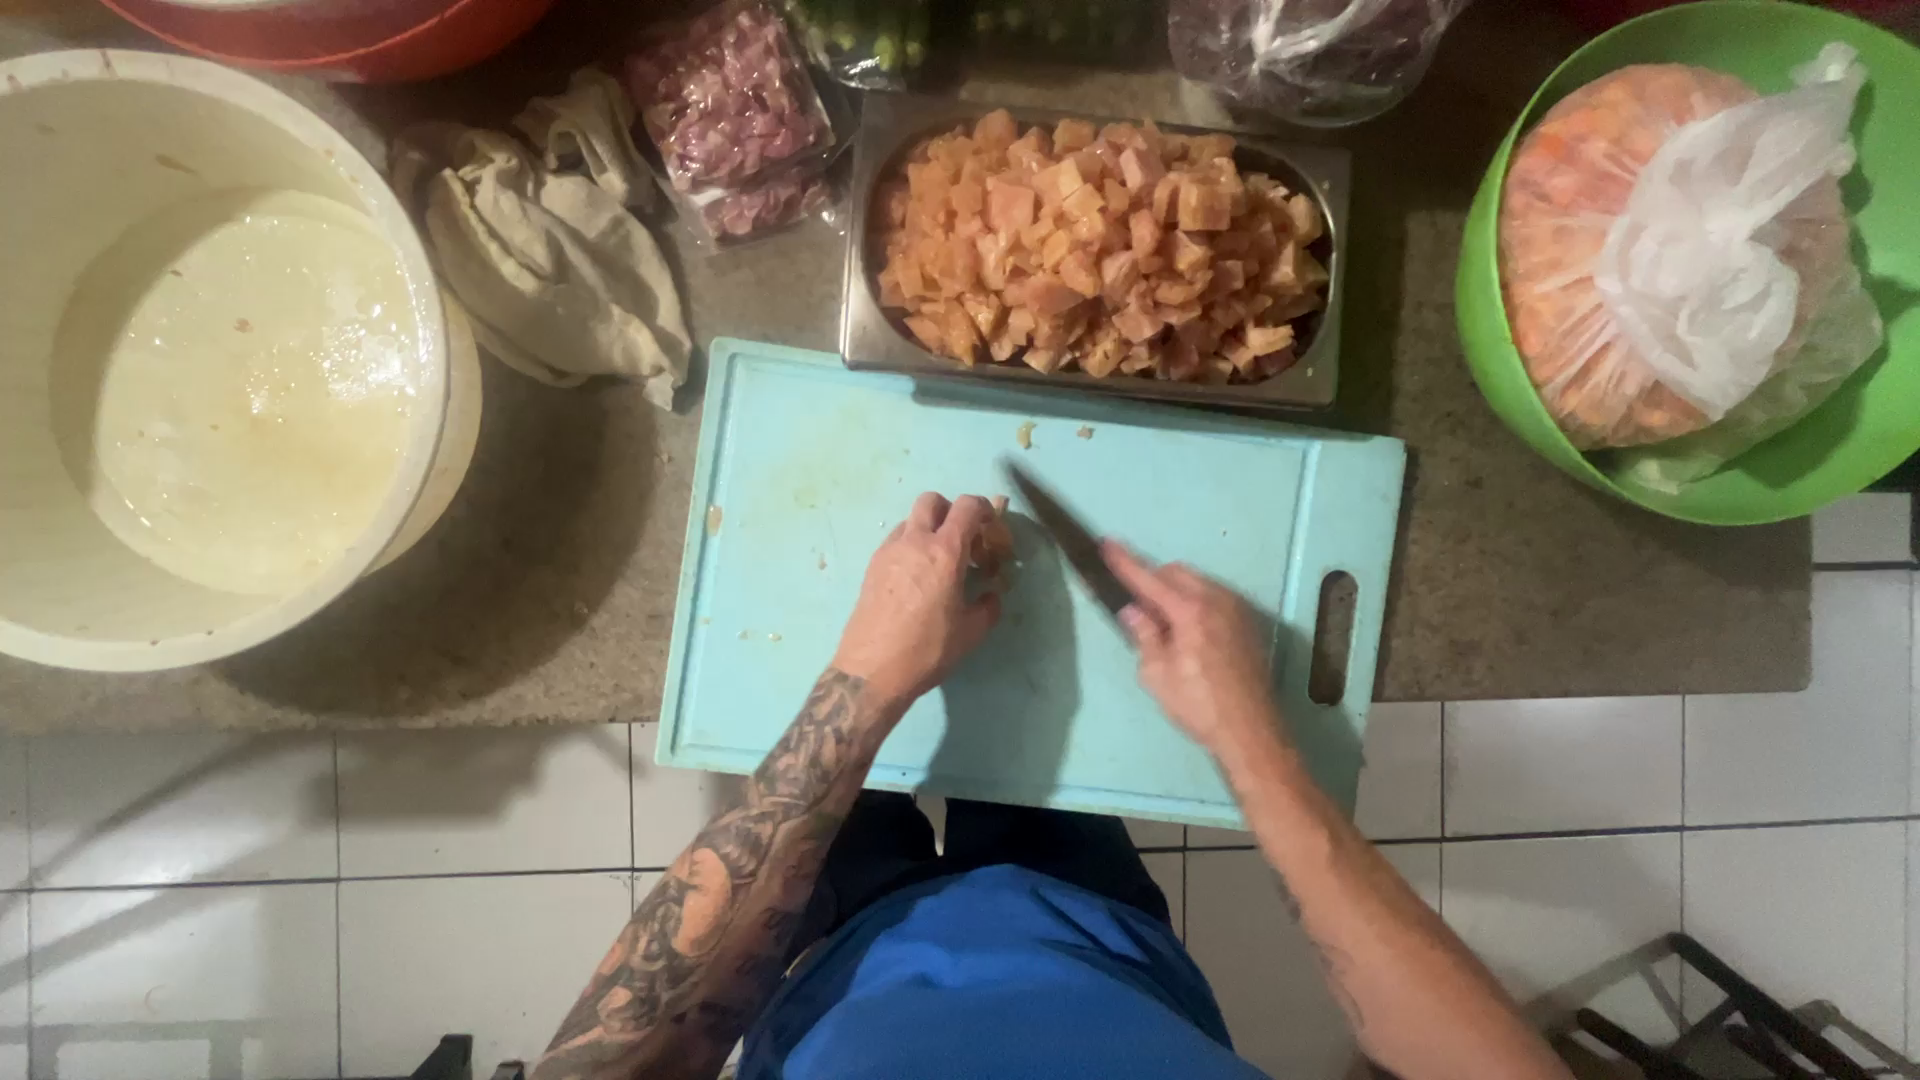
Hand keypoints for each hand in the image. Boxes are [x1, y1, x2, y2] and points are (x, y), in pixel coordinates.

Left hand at [832, 493, 1002, 708]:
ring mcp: (888, 552)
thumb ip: (988, 607)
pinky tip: (917, 578)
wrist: (872, 670)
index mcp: (944, 552)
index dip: (985, 509)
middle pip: (932, 501)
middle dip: (951, 511)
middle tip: (963, 540)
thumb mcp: (971, 633)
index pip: (967, 507)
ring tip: (939, 562)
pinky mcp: (872, 567)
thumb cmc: (928, 650)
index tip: (991, 528)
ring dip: (928, 529)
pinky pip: (895, 541)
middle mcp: (914, 542)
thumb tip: (991, 595)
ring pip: (911, 520)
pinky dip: (910, 546)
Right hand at [1103, 542, 1287, 758]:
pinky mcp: (1248, 622)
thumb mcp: (1156, 674)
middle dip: (1153, 579)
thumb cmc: (1197, 705)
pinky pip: (1215, 597)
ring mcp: (1236, 609)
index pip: (1148, 579)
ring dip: (1176, 591)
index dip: (1124, 562)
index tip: (1106, 544)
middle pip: (1176, 572)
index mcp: (1189, 611)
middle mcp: (1216, 600)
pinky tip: (1190, 632)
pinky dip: (1196, 602)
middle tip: (1137, 604)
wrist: (1251, 730)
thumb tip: (1134, 610)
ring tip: (1164, 623)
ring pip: (1198, 583)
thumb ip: (1144, 635)